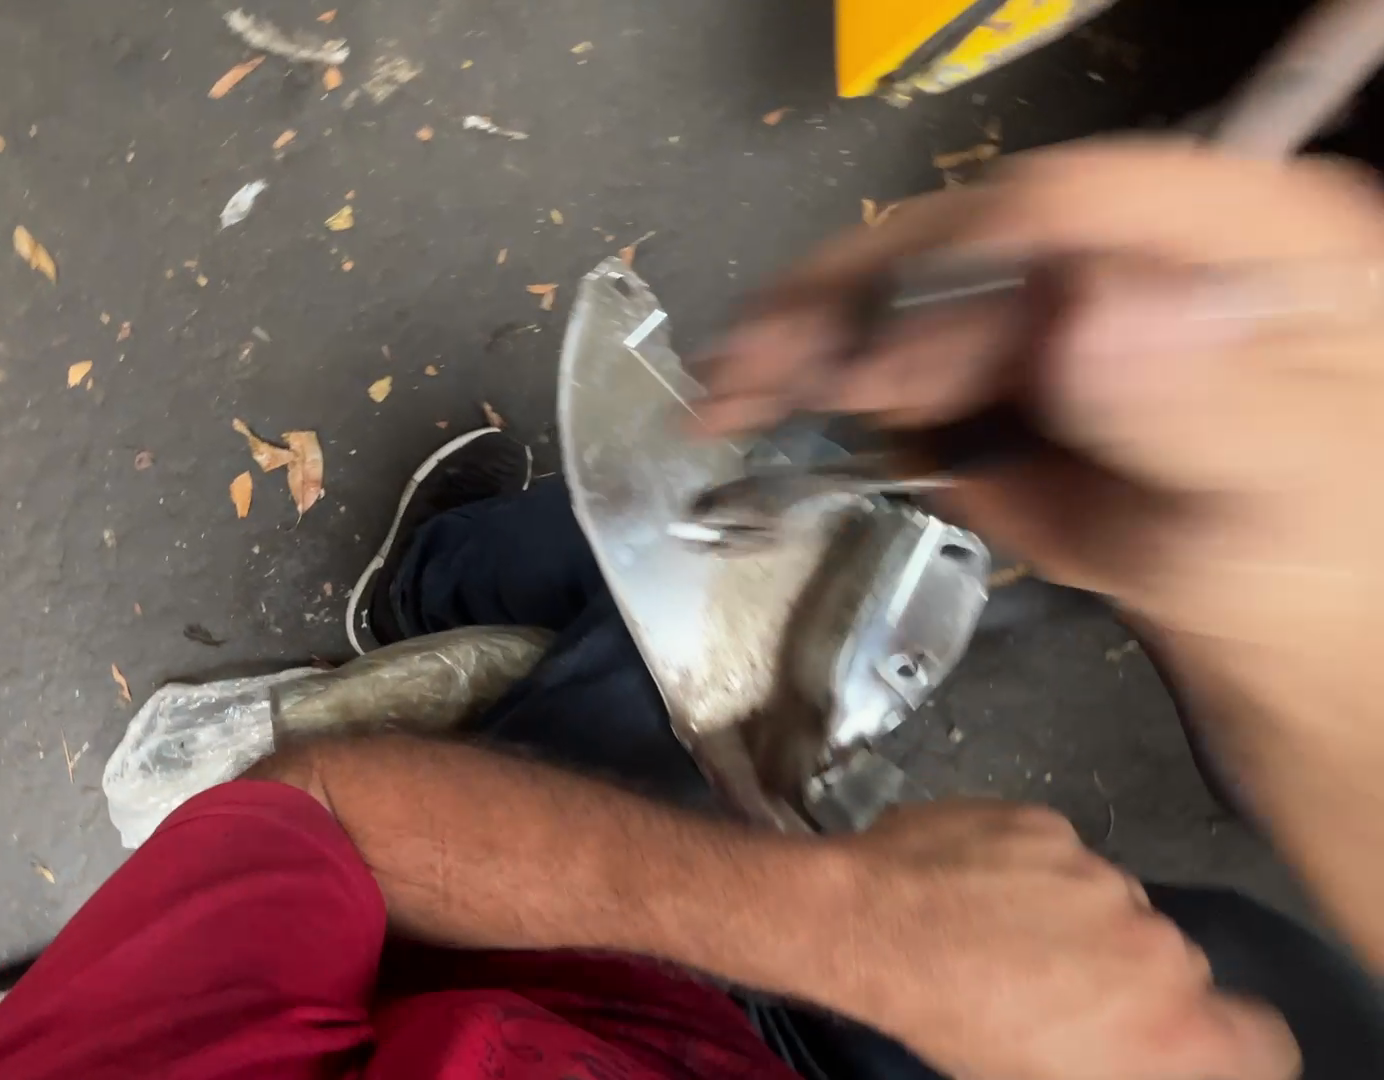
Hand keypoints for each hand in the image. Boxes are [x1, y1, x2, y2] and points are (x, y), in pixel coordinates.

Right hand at [696, 139, 1383, 705]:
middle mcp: (1094, 255)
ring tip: (723, 394)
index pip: (1064, 203)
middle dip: (834, 316)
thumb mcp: (1274, 482)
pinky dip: (786, 376)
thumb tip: (1096, 319)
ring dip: (784, 343)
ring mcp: (1010, 306)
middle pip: (936, 250)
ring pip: (869, 295)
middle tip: (759, 376)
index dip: (955, 265)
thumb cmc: (1283, 535)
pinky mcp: (952, 358)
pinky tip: (741, 399)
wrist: (1228, 581)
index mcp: (1220, 243)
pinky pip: (853, 350)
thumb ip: (1204, 406)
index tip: (877, 360)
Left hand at [817, 800, 1298, 1079]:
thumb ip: (1121, 1053)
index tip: (1156, 1014)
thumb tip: (1123, 1027)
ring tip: (984, 907)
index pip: (1260, 1035)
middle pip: (1164, 951)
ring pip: (1098, 888)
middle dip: (1112, 955)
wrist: (865, 924)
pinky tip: (963, 865)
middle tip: (1038, 957)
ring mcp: (1097, 873)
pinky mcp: (1040, 820)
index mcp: (1180, 1034)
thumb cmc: (950, 1018)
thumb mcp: (1052, 1073)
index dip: (1210, 1024)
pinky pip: (1044, 841)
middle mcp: (1161, 948)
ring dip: (1059, 897)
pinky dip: (1014, 851)